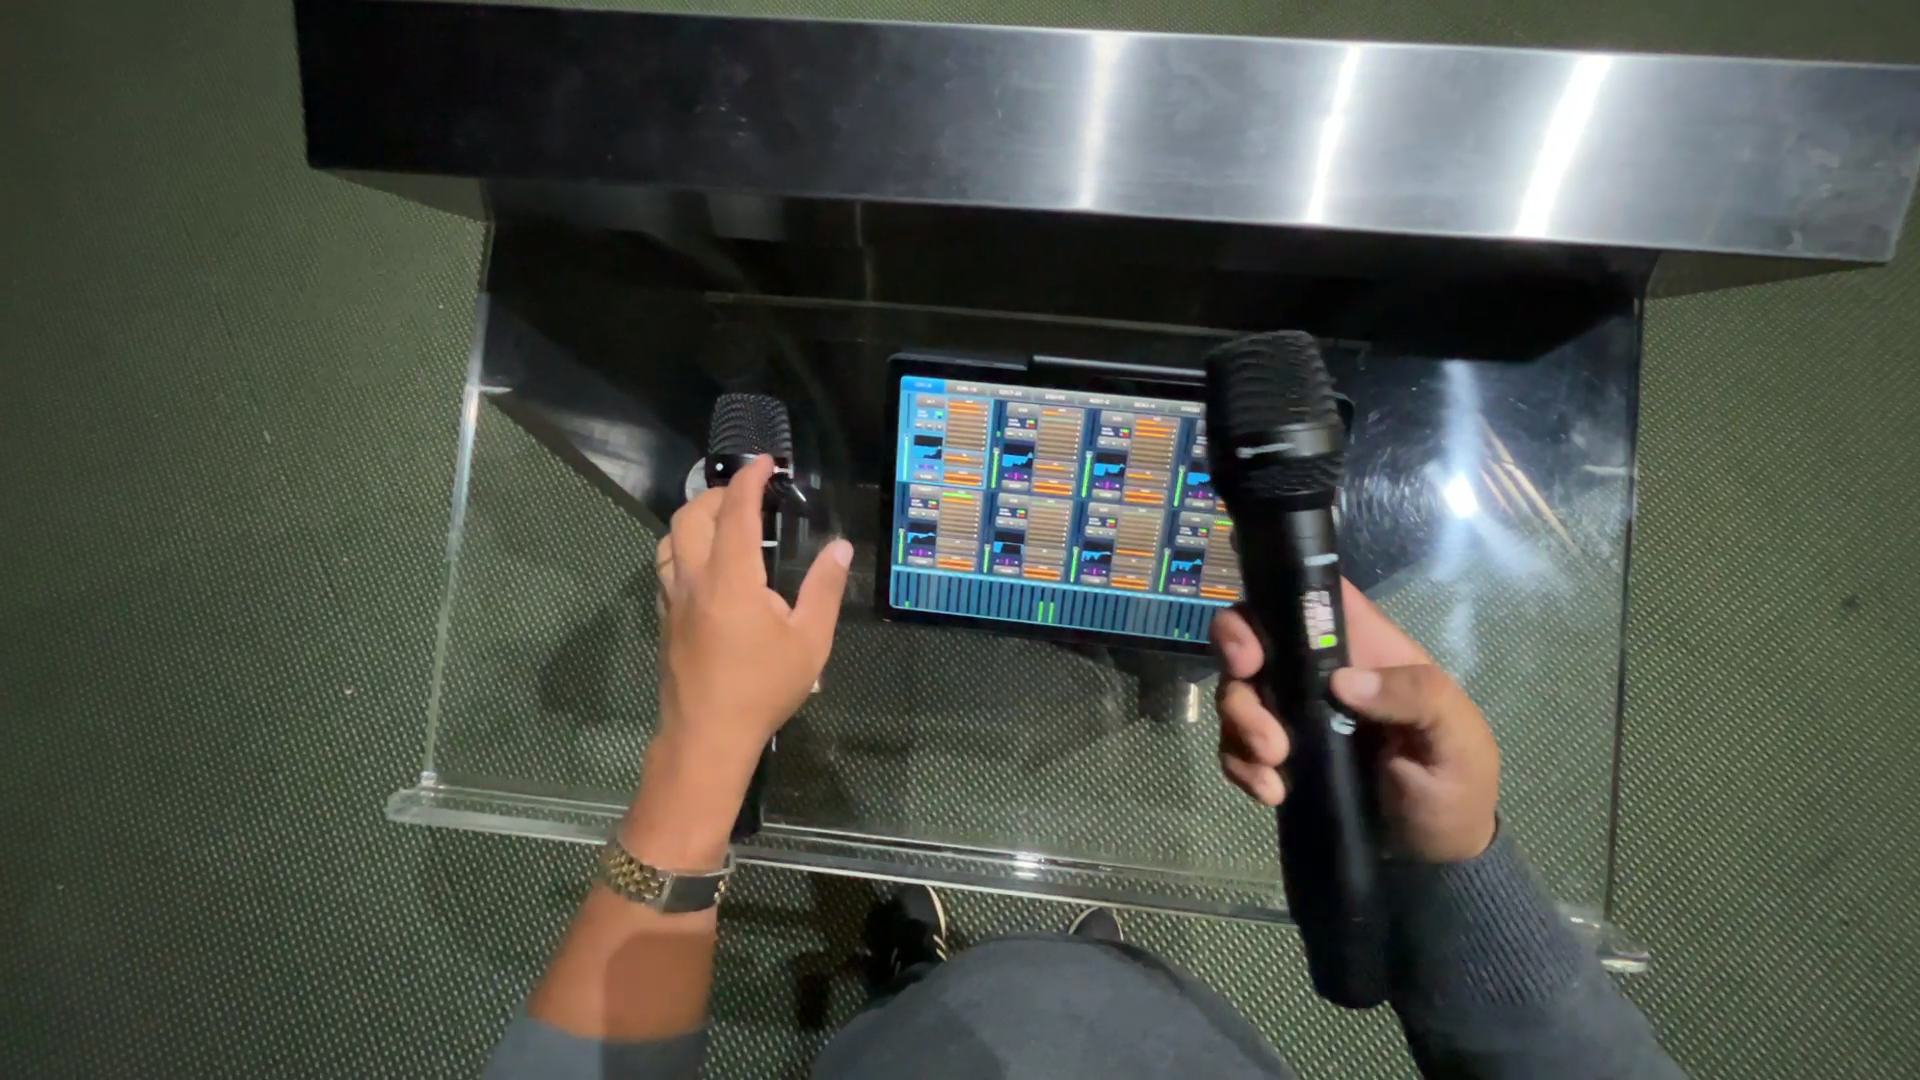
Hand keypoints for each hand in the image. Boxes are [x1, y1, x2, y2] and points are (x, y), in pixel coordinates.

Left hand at [626, 455, 851, 865]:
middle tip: (748, 493)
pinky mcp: (664, 620)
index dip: (750, 480)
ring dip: (695, 519)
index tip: (765, 462)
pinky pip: (666, 567)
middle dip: (718, 494)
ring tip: (723, 522)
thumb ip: (824, 589)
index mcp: (731, 578)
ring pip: (670, 540)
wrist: (707, 737)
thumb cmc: (763, 688)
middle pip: (691, 516)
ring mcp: (672, 600)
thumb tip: (840, 549)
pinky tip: (706, 566)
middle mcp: (694, 580)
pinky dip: (684, 548)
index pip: (736, 512)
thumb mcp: (810, 641)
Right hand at [1210, 581, 1500, 862]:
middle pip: (1249, 634)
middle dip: (1235, 662)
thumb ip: (1416, 696)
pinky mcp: (1270, 749)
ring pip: (1234, 688)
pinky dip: (1240, 764)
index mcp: (1360, 647)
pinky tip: (1271, 791)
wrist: (1431, 855)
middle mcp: (1314, 669)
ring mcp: (1287, 708)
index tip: (1256, 642)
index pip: (1308, 597)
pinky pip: (1232, 742)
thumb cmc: (1453, 781)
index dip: (1272, 598)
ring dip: (1240, 722)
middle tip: (1257, 709)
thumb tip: (1344, 682)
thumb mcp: (1457, 736)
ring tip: (1274, 762)